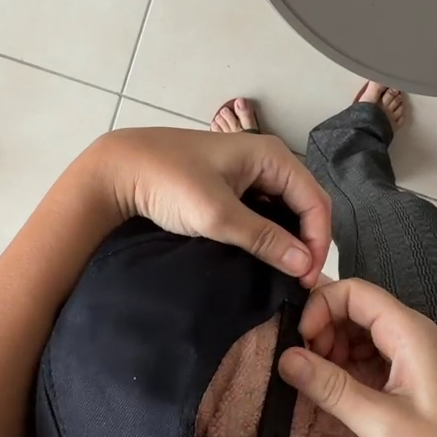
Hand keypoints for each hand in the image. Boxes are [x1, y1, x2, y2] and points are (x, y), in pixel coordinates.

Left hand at [87, 127, 330, 286]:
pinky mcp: (233, 185)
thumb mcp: (217, 215)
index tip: (306, 279)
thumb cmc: (168, 183)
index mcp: (272, 156)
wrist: (118, 171)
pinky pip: (264, 210)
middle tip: (298, 280)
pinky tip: (263, 256)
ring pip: (285, 209)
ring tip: (284, 273)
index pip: (316, 201)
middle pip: (305, 204)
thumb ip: (264, 239)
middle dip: (308, 242)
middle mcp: (267, 159)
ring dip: (289, 240)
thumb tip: (305, 265)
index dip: (318, 242)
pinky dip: (269, 233)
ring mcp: (249, 171)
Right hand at [277, 279, 436, 436]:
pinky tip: (337, 392)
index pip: (353, 290)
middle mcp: (411, 332)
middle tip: (304, 368)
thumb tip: (283, 357)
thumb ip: (331, 388)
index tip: (299, 344)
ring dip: (333, 349)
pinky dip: (348, 366)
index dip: (319, 307)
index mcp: (409, 331)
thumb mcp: (382, 424)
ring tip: (318, 384)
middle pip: (355, 307)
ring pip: (360, 331)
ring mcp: (413, 353)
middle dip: (322, 329)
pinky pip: (371, 354)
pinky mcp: (412, 374)